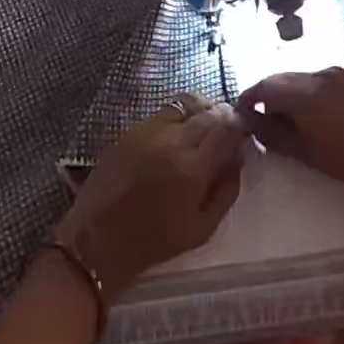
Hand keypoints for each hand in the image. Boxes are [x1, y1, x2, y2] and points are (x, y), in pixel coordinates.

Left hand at [53, 94, 245, 300]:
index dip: (241, 128)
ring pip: (187, 103)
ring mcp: (149, 131)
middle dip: (225, 116)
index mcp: (194, 167)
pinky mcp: (131, 130)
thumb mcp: (204, 227)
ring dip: (203, 109)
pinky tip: (180, 131)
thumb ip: (228, 188)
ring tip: (205, 124)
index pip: (229, 129)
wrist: (98, 241)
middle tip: (229, 128)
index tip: (244, 136)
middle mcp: (173, 141)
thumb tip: (239, 156)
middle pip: (210, 112)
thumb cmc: (155, 240)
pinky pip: (164, 111)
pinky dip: (179, 115)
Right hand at [239, 68, 343, 215]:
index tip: (239, 115)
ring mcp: (337, 73)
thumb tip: (248, 120)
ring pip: (297, 78)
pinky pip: (314, 80)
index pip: (266, 86)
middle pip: (280, 78)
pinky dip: (302, 93)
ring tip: (279, 120)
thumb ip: (270, 131)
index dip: (248, 99)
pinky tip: (302, 115)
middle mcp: (322, 73)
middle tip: (255, 120)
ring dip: (283, 95)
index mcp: (309, 91)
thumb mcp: (301, 151)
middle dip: (265, 96)